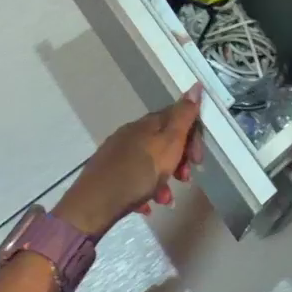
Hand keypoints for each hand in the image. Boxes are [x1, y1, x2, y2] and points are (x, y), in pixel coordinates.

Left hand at [52, 85, 203, 236]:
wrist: (92, 205)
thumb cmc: (138, 173)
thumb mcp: (169, 143)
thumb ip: (184, 116)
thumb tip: (196, 86)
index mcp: (148, 123)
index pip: (178, 118)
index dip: (193, 136)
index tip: (198, 159)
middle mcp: (132, 132)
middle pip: (164, 141)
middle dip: (180, 160)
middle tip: (185, 179)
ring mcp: (117, 153)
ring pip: (150, 162)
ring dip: (164, 179)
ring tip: (166, 199)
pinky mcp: (107, 174)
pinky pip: (133, 178)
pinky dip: (144, 190)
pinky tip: (146, 206)